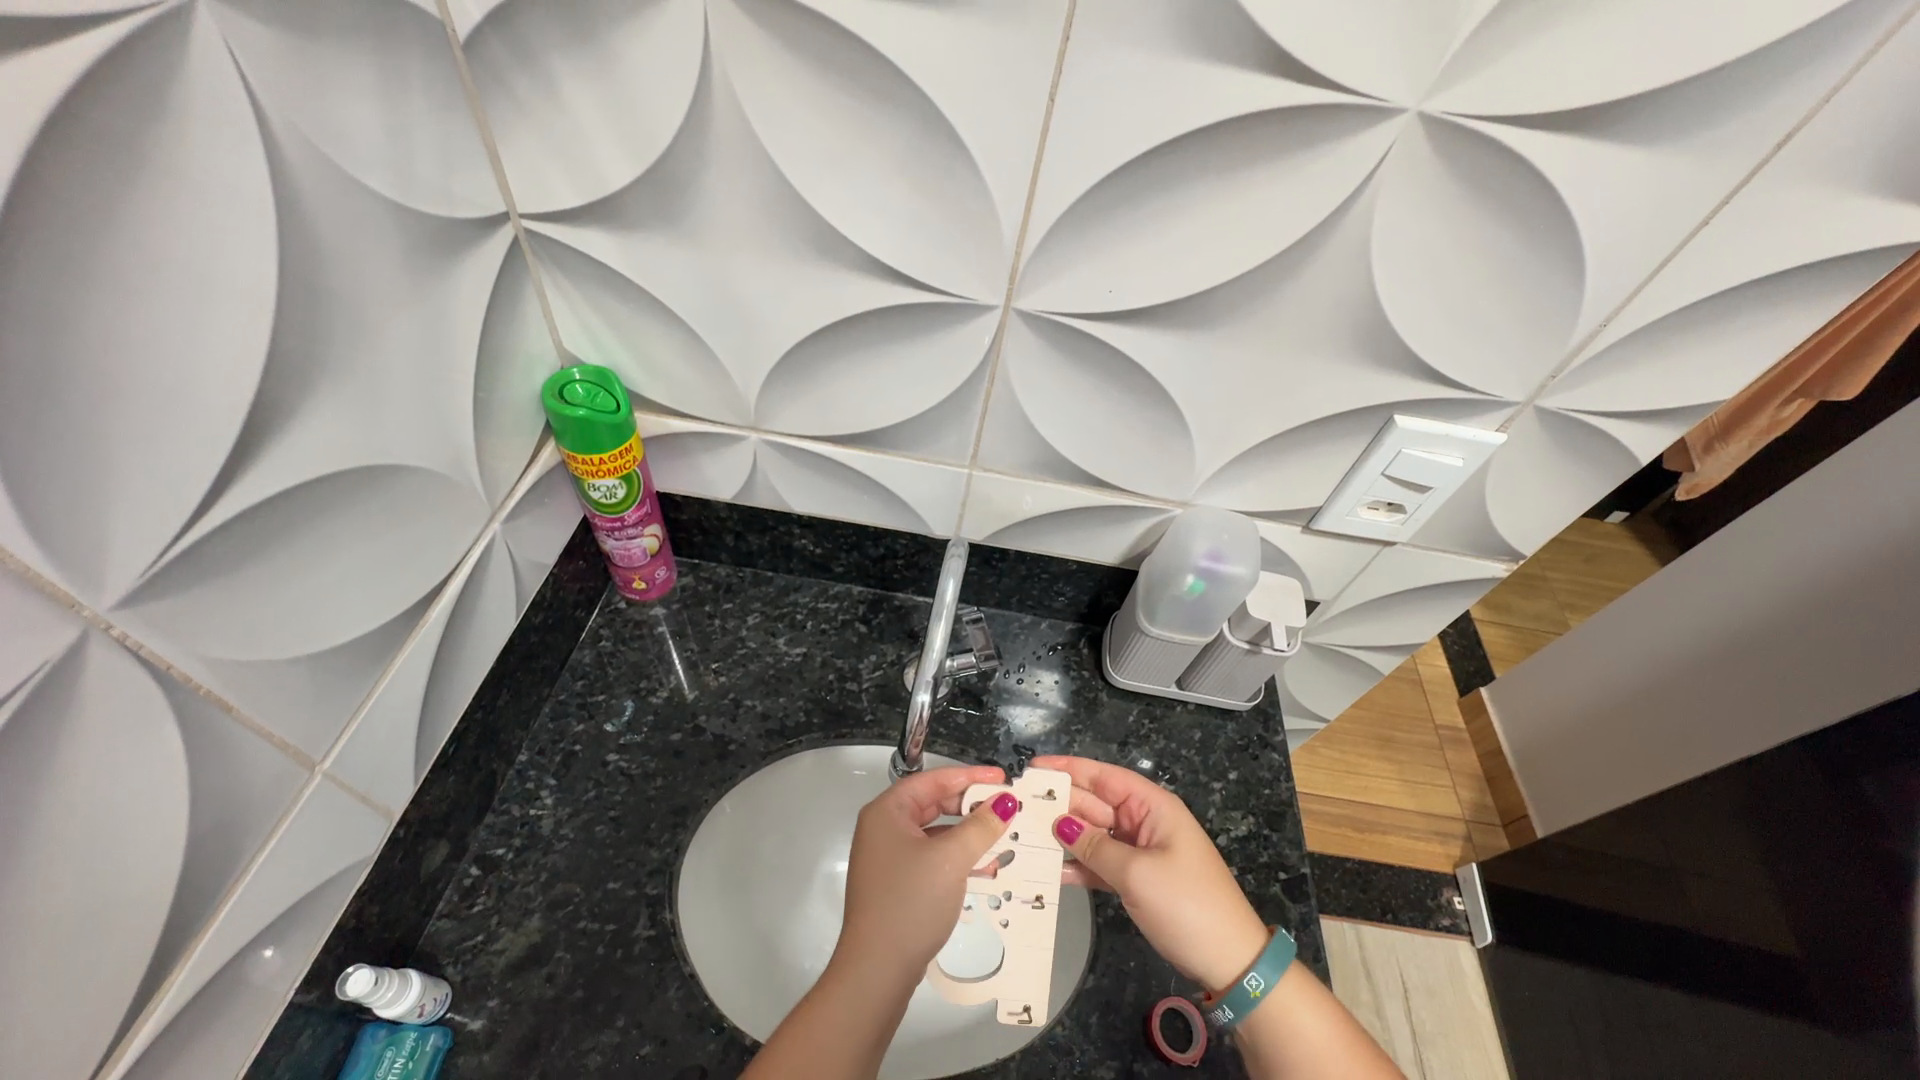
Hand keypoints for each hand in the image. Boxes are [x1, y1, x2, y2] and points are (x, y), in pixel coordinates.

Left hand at [834, 765, 1017, 990]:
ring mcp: (889, 859)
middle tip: (1006, 807)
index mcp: (887, 812)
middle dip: (971, 806)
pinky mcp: (898, 885)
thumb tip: (1006, 801)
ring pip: (935, 833)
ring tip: (1004, 837)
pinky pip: (933, 858)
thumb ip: (981, 826)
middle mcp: (883, 829)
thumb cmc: (910, 902)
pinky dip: (958, 859)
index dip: (969, 776)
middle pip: (933, 804)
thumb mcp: (951, 859)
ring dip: (968, 835)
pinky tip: (987, 868)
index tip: (1003, 778)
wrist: (877, 970)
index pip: (932, 780)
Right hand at [1033, 755, 1269, 994]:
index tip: (1033, 768)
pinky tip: (1048, 871)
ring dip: (1063, 837)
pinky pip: (1100, 862)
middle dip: (1059, 804)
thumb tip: (1060, 822)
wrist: (1230, 961)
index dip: (1069, 768)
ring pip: (1094, 834)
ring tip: (1022, 836)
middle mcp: (1144, 822)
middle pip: (1095, 803)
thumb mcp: (1137, 873)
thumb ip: (1094, 846)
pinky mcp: (1136, 879)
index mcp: (1153, 807)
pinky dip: (1078, 866)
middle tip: (1016, 809)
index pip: (1105, 776)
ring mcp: (1140, 852)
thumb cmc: (1187, 905)